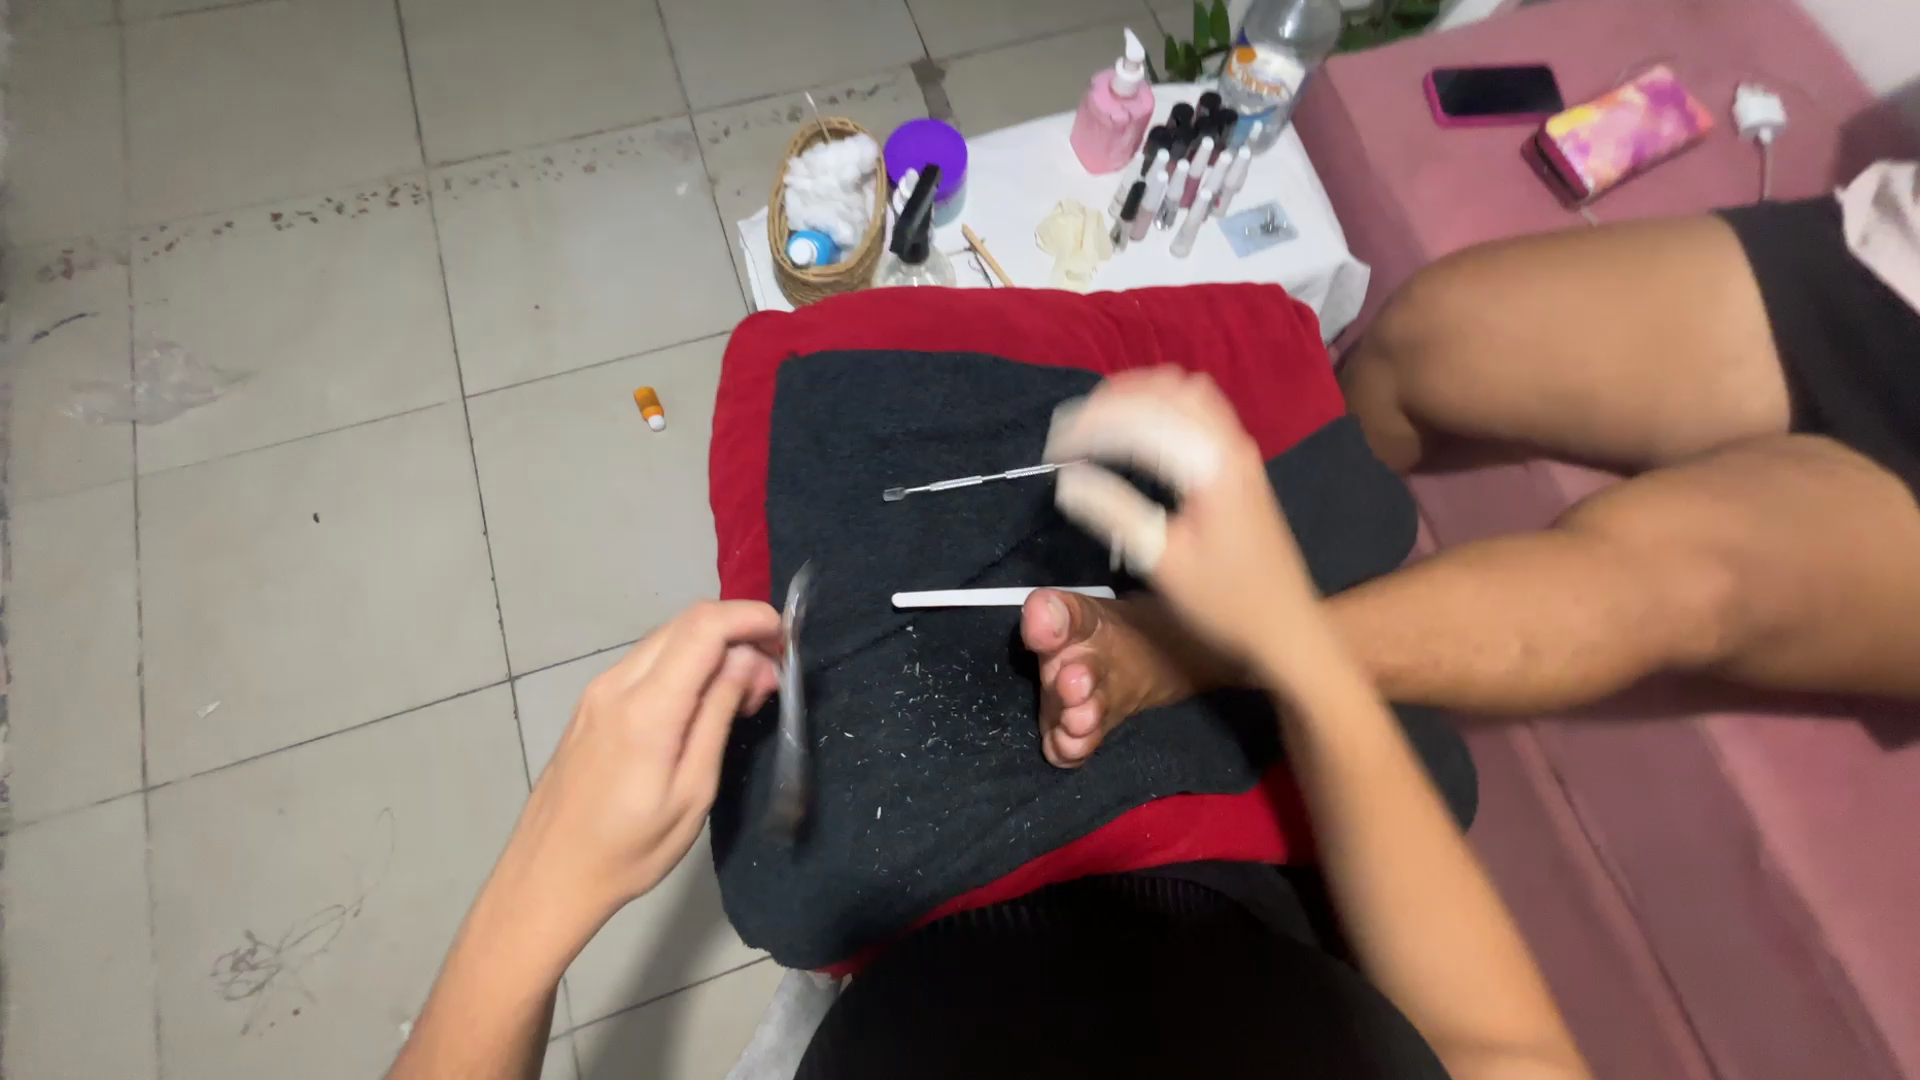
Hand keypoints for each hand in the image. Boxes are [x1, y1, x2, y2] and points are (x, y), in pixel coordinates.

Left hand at [503, 601, 781, 925]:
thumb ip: (718, 716)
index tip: (785, 639)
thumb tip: (749, 661)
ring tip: (745, 691)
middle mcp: (618, 683)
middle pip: (688, 621)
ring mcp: (600, 688)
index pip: (705, 627)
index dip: (751, 618)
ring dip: (716, 645)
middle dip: (739, 630)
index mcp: (646, 708)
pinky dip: (690, 660)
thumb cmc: (629, 849)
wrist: (546, 878)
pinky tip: (705, 698)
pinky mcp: (594, 700)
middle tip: (771, 675)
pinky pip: (651, 657)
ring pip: (670, 635)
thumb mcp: (692, 792)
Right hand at [1044, 368, 1321, 665]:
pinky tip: (1137, 429)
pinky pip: (1199, 409)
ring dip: (1139, 396)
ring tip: (1097, 420)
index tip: (1055, 450)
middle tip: (1072, 430)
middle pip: (1167, 390)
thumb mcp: (1162, 562)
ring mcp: (1239, 450)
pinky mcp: (1239, 462)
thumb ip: (1114, 513)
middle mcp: (1230, 444)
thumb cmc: (1224, 603)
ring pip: (1187, 392)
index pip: (1143, 421)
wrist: (1285, 626)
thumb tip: (1067, 481)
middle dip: (1113, 401)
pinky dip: (1162, 406)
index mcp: (1212, 466)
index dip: (1092, 427)